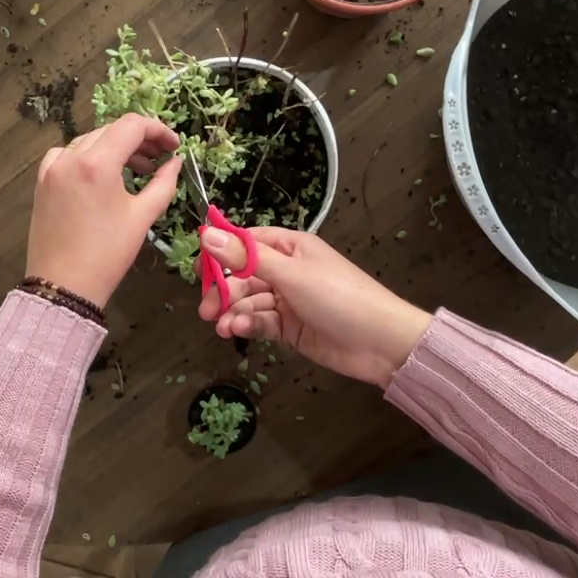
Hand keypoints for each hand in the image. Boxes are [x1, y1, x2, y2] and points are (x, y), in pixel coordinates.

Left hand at [27, 113, 181, 306]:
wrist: (64, 286)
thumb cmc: (107, 254)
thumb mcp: (142, 217)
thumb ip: (163, 183)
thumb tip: (174, 162)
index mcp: (96, 164)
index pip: (132, 126)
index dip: (158, 130)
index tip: (174, 146)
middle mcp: (70, 158)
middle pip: (110, 131)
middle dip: (139, 140)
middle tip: (160, 158)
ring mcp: (52, 169)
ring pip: (89, 141)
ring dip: (115, 148)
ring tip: (137, 169)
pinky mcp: (42, 182)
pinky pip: (68, 155)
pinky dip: (89, 157)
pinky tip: (101, 175)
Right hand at [197, 226, 431, 387]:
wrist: (380, 343)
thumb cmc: (339, 297)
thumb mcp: (291, 274)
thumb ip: (248, 257)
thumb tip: (208, 234)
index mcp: (291, 247)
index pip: (246, 242)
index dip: (221, 253)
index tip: (197, 269)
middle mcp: (288, 270)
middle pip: (243, 275)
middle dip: (224, 291)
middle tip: (206, 310)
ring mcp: (289, 300)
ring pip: (250, 301)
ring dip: (234, 312)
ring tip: (224, 327)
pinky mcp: (291, 328)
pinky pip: (262, 321)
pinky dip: (249, 325)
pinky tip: (239, 331)